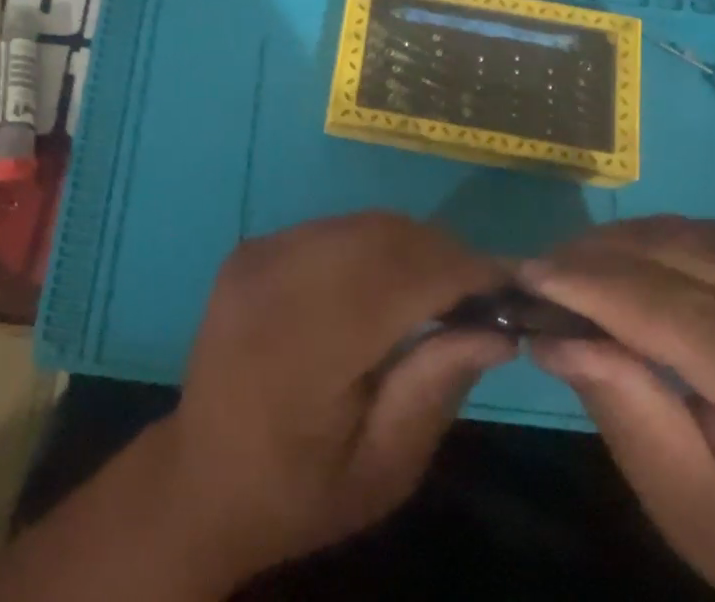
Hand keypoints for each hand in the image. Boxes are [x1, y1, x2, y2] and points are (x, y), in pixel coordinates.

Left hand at [158, 211, 514, 584]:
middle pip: (383, 237)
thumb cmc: (299, 490)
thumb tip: (498, 329)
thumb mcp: (383, 467)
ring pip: (360, 224)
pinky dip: (374, 245)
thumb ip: (435, 389)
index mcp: (302, 347)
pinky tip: (389, 285)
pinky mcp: (248, 252)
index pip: (402, 278)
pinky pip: (332, 229)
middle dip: (445, 254)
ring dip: (412, 247)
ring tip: (442, 292)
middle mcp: (273, 284)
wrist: (202, 477)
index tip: (512, 291)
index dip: (465, 273)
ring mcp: (255, 259)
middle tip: (482, 296)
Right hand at [521, 217, 714, 601]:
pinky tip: (619, 266)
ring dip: (629, 243)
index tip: (527, 275)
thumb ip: (628, 415)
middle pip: (706, 263)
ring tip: (567, 268)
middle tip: (535, 271)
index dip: (605, 289)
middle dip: (607, 256)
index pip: (698, 323)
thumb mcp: (689, 508)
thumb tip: (552, 336)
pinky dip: (662, 245)